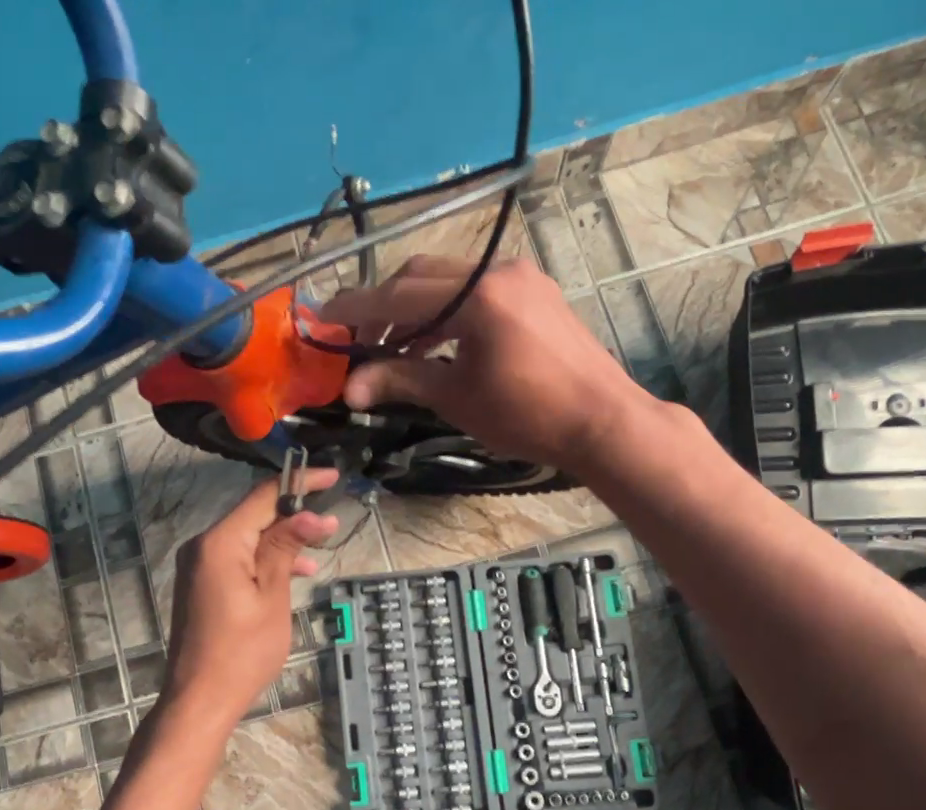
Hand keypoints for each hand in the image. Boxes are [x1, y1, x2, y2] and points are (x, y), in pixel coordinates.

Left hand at [159, 469, 340, 725]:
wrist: (200, 699)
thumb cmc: (242, 652)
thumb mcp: (272, 597)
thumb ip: (286, 549)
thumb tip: (314, 515)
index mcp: (219, 543)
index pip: (263, 497)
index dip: (299, 483)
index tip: (332, 477)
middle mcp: (202, 546)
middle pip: (253, 515)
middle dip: (293, 513)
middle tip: (331, 518)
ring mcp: (199, 565)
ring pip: (247, 537)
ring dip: (283, 539)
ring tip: (320, 548)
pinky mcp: (202, 583)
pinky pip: (238, 558)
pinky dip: (265, 560)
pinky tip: (297, 572)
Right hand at [319, 255, 665, 474]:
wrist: (603, 422)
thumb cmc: (529, 416)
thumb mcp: (456, 398)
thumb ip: (400, 380)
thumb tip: (349, 389)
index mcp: (477, 296)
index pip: (399, 295)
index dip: (356, 310)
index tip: (322, 320)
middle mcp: (498, 272)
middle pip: (420, 276)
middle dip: (383, 307)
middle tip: (358, 344)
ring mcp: (520, 277)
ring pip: (448, 280)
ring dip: (414, 309)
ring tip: (392, 349)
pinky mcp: (534, 290)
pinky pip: (475, 289)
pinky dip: (447, 311)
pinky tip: (434, 343)